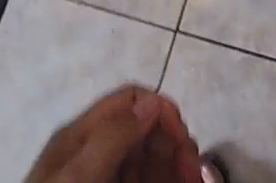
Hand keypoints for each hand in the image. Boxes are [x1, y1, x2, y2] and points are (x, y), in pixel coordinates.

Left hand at [25, 86, 201, 182]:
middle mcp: (97, 152)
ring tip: (195, 180)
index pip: (128, 100)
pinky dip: (170, 179)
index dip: (160, 110)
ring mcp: (107, 178)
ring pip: (152, 159)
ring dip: (178, 165)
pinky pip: (149, 180)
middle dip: (175, 143)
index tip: (182, 137)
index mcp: (82, 135)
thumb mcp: (79, 176)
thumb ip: (113, 136)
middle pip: (145, 130)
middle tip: (194, 171)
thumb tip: (153, 103)